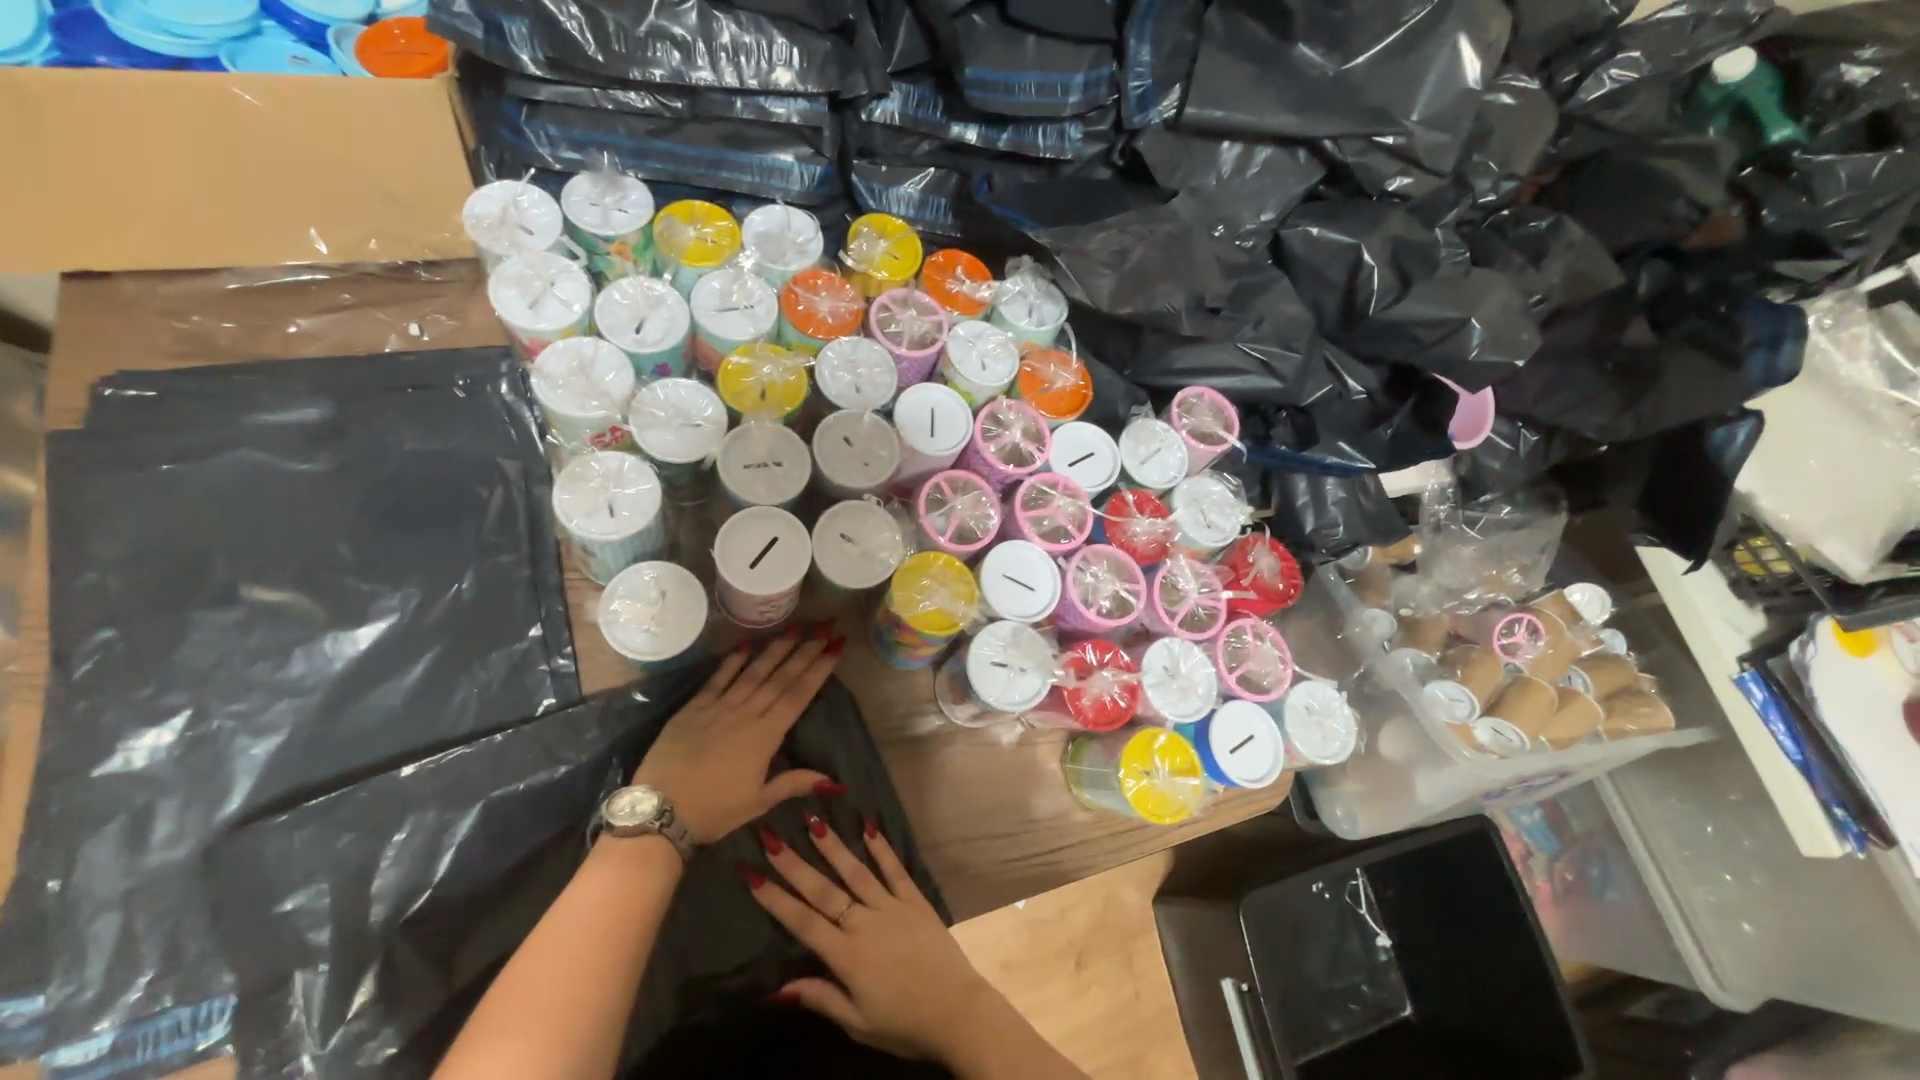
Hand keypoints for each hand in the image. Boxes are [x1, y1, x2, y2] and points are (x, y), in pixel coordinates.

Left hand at [631, 624, 844, 843]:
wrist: (659, 810)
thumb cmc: (713, 811)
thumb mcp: (757, 803)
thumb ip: (792, 784)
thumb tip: (832, 780)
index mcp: (765, 737)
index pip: (798, 696)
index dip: (818, 670)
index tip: (834, 647)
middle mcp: (745, 715)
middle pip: (780, 678)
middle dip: (804, 652)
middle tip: (822, 629)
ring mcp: (717, 708)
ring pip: (752, 672)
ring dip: (774, 650)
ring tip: (794, 628)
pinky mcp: (693, 708)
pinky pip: (717, 679)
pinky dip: (732, 661)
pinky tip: (746, 645)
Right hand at [745, 815, 1006, 1065]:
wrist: (958, 1013)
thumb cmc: (904, 1024)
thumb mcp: (858, 1024)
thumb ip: (821, 998)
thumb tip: (777, 988)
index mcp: (846, 955)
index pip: (802, 921)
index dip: (774, 898)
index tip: (751, 872)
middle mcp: (865, 923)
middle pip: (823, 890)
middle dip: (794, 863)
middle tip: (770, 835)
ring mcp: (893, 908)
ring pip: (856, 872)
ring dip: (833, 847)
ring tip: (813, 821)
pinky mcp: (917, 903)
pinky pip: (896, 871)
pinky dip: (882, 849)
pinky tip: (869, 827)